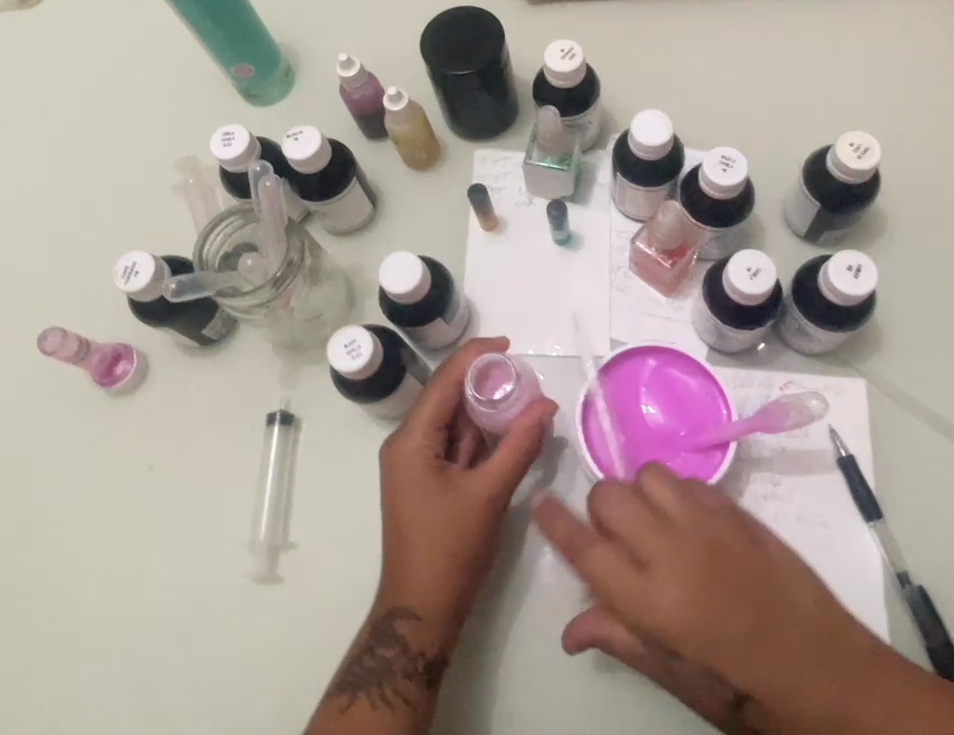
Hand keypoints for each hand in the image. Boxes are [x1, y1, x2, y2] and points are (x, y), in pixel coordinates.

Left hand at [376, 336, 557, 627]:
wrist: (422, 610)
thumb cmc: (450, 550)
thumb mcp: (490, 494)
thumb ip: (519, 445)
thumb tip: (546, 404)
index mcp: (411, 440)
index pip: (444, 381)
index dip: (475, 357)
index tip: (509, 344)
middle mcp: (408, 444)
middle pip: (448, 398)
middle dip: (486, 385)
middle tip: (527, 377)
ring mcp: (416, 464)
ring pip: (455, 423)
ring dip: (487, 412)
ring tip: (526, 399)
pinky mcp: (428, 481)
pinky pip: (456, 446)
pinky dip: (482, 438)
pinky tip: (511, 432)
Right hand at [532, 464, 899, 733]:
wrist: (833, 675)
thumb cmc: (750, 694)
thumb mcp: (682, 682)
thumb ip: (625, 641)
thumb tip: (571, 630)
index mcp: (656, 603)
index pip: (587, 549)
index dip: (556, 523)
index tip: (540, 503)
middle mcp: (676, 552)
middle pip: (610, 496)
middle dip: (601, 511)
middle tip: (616, 542)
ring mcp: (711, 526)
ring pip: (649, 475)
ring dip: (640, 495)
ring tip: (654, 527)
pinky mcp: (741, 514)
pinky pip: (689, 481)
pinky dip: (676, 494)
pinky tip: (690, 526)